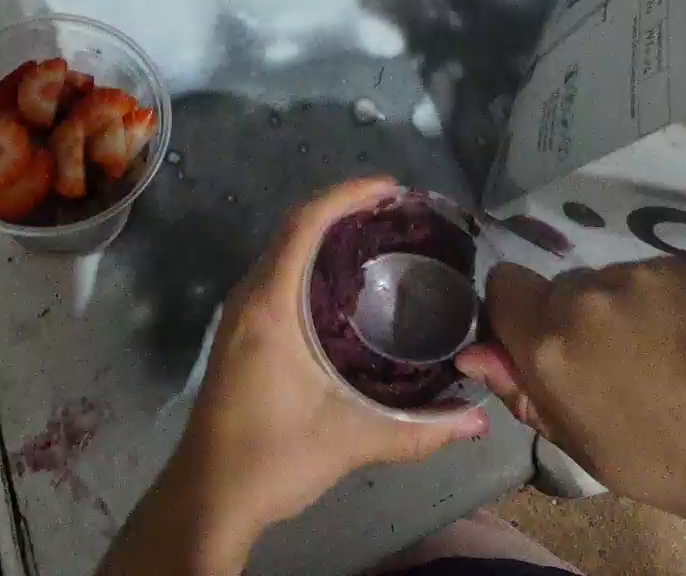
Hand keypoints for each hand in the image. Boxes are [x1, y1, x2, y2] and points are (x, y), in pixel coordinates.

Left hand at [170, 179, 489, 541]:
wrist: (208, 497)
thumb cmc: (272, 457)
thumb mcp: (349, 441)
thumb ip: (418, 430)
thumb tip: (477, 421)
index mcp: (270, 304)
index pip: (306, 224)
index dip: (348, 195)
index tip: (392, 188)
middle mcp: (251, 294)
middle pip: (295, 225)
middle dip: (344, 206)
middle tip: (397, 209)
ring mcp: (242, 310)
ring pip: (285, 246)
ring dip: (327, 229)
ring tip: (379, 231)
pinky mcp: (243, 327)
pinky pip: (280, 268)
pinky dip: (313, 254)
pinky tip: (346, 277)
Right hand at [456, 259, 685, 522]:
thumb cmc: (684, 464)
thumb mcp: (590, 450)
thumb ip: (527, 394)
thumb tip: (477, 356)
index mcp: (551, 340)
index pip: (501, 287)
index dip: (514, 314)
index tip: (541, 348)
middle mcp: (587, 293)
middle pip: (559, 289)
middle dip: (574, 321)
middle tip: (617, 369)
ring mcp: (642, 272)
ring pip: (611, 285)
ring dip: (624, 313)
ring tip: (673, 360)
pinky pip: (658, 279)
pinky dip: (668, 305)